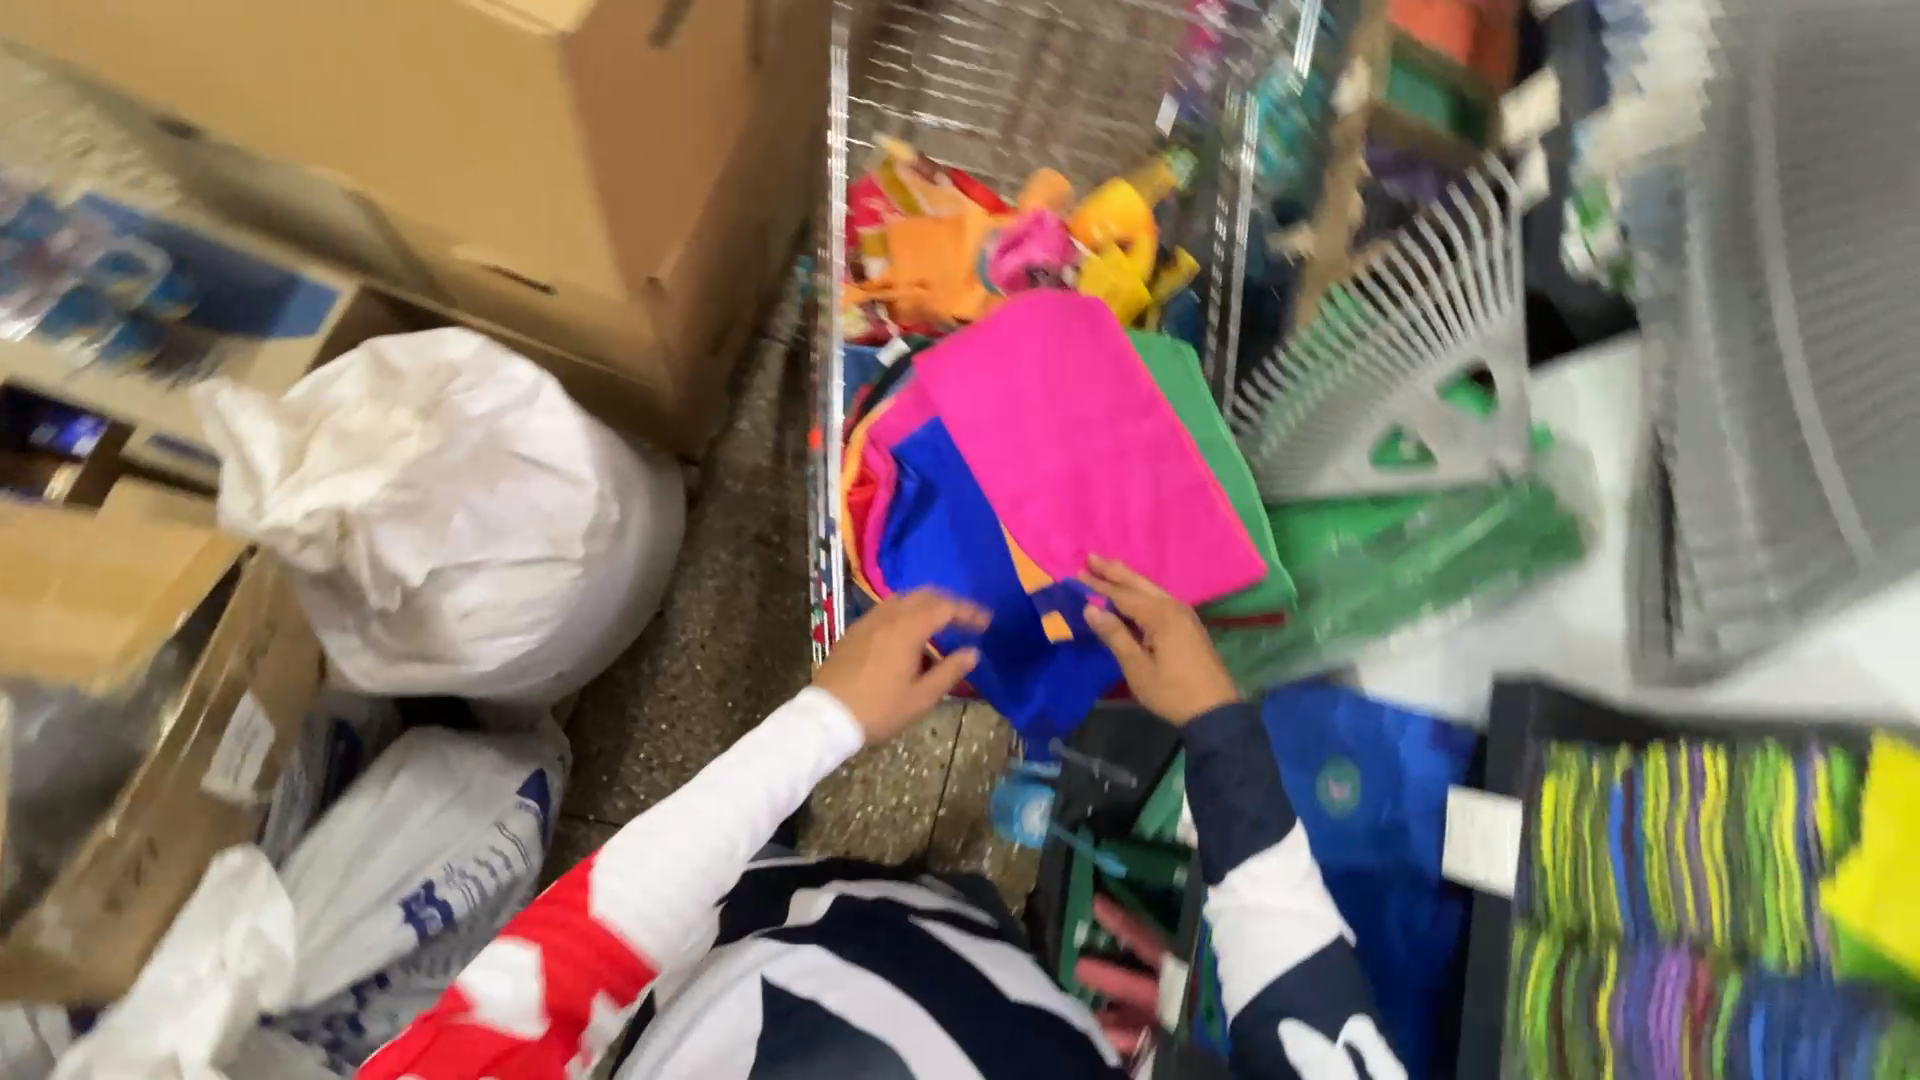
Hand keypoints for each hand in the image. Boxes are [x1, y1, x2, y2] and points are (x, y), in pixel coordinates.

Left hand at [812, 588, 989, 742]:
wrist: (826, 717)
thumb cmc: (879, 709)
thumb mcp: (921, 697)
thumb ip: (950, 671)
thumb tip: (972, 652)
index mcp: (907, 629)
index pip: (945, 608)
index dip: (968, 611)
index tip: (986, 622)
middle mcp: (887, 616)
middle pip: (924, 595)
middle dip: (948, 602)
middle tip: (966, 619)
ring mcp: (868, 621)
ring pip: (903, 600)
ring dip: (926, 605)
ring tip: (940, 625)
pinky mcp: (854, 631)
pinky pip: (886, 610)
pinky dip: (905, 613)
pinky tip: (909, 635)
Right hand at [1081, 555, 1239, 725]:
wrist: (1215, 710)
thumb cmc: (1171, 691)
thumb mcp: (1137, 667)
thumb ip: (1114, 635)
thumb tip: (1090, 609)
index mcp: (1159, 615)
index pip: (1122, 594)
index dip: (1099, 585)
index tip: (1078, 572)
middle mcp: (1173, 607)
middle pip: (1138, 583)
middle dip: (1114, 571)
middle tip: (1092, 557)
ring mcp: (1184, 614)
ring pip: (1151, 589)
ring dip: (1128, 579)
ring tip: (1108, 569)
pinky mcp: (1188, 624)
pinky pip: (1159, 599)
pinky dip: (1141, 592)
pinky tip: (1132, 594)